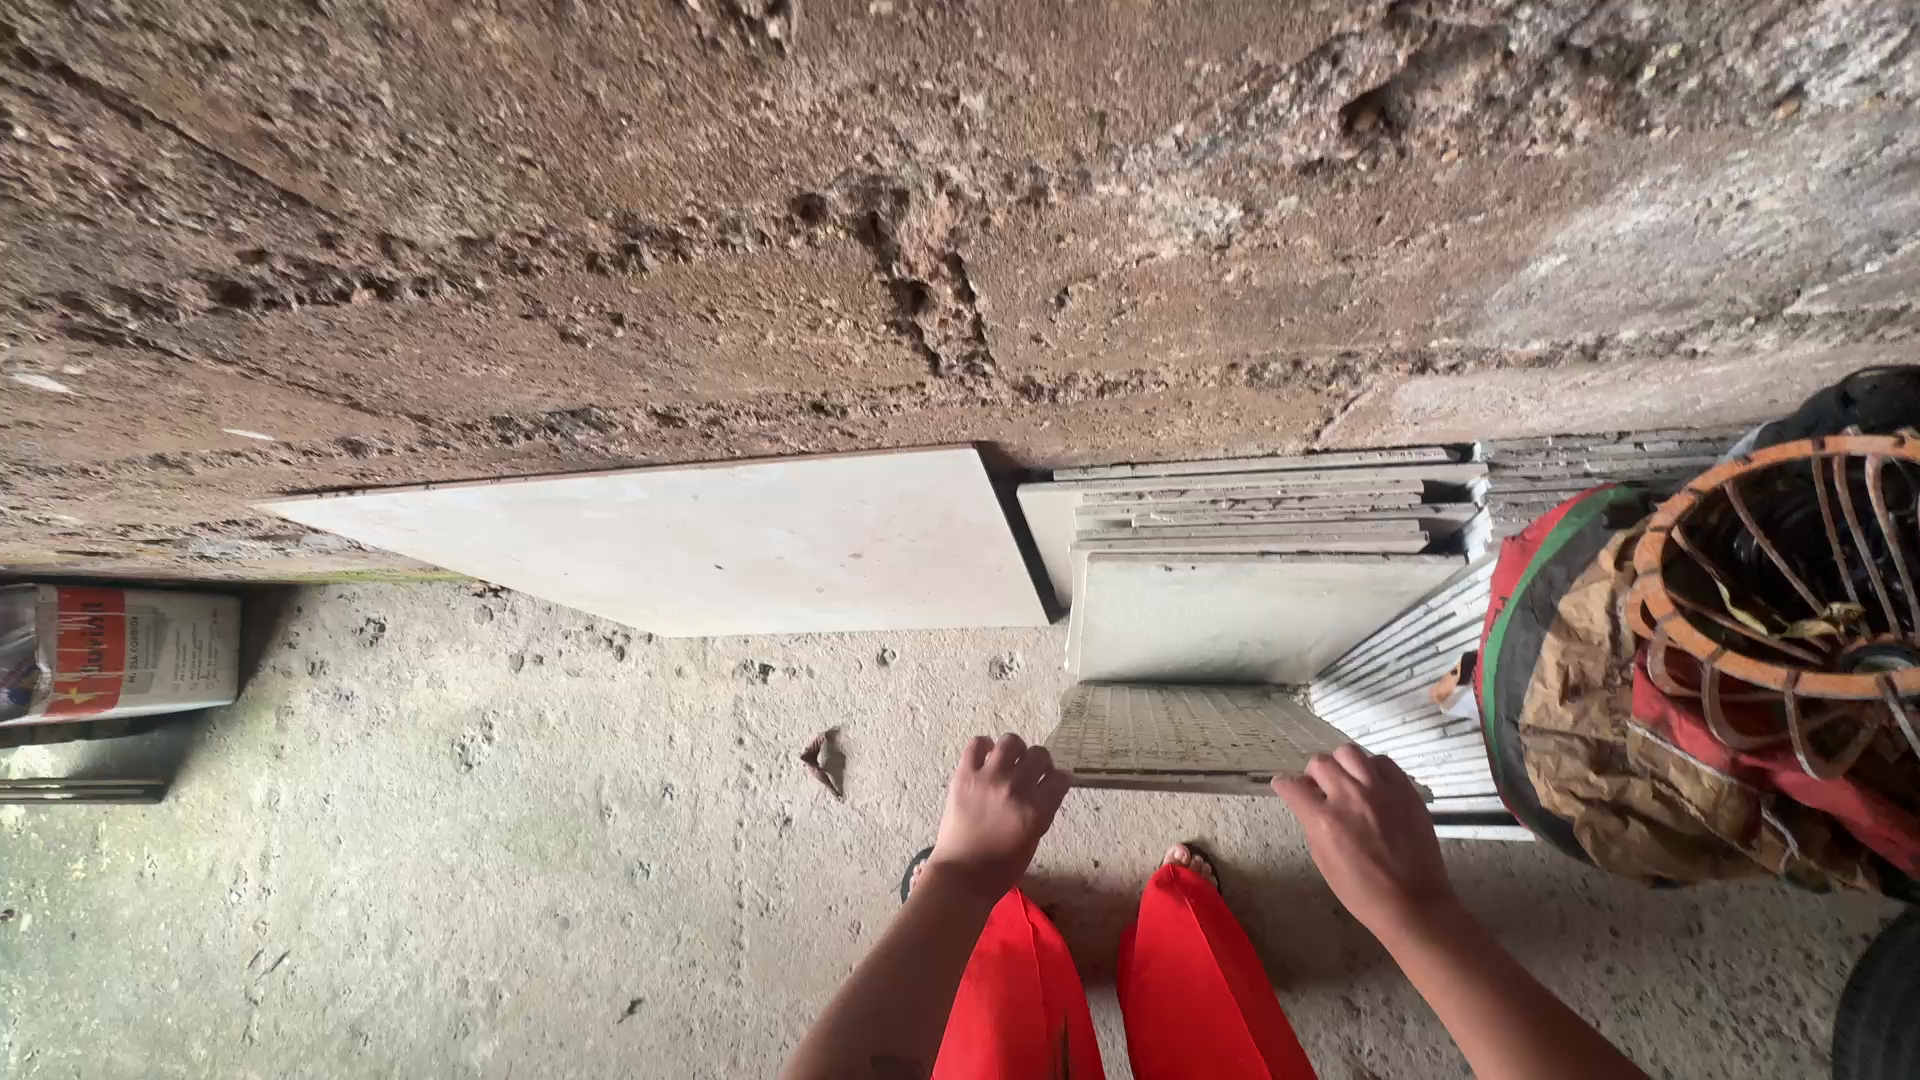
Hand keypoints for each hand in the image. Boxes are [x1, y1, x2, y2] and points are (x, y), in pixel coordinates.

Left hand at [926, 733, 1071, 899]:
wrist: (962, 873)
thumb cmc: (1002, 866)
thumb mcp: (1034, 839)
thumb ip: (1044, 809)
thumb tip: (1053, 785)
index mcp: (1035, 811)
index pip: (1060, 778)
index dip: (1061, 778)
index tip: (1054, 780)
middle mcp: (1014, 789)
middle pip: (1039, 754)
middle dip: (1041, 762)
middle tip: (1033, 772)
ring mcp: (988, 779)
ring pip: (1011, 741)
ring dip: (1016, 750)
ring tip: (1010, 762)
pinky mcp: (964, 775)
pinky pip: (977, 744)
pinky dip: (984, 746)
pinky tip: (987, 758)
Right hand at [1272, 744, 1457, 938]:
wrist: (1415, 905)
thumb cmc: (1362, 891)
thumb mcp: (1322, 860)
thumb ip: (1313, 824)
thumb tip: (1310, 803)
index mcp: (1325, 820)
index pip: (1292, 786)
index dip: (1284, 786)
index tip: (1285, 787)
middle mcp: (1350, 798)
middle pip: (1319, 763)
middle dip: (1313, 775)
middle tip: (1321, 790)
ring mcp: (1381, 792)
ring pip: (1348, 752)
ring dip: (1340, 764)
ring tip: (1347, 781)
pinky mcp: (1406, 792)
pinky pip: (1382, 762)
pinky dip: (1371, 768)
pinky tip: (1372, 784)